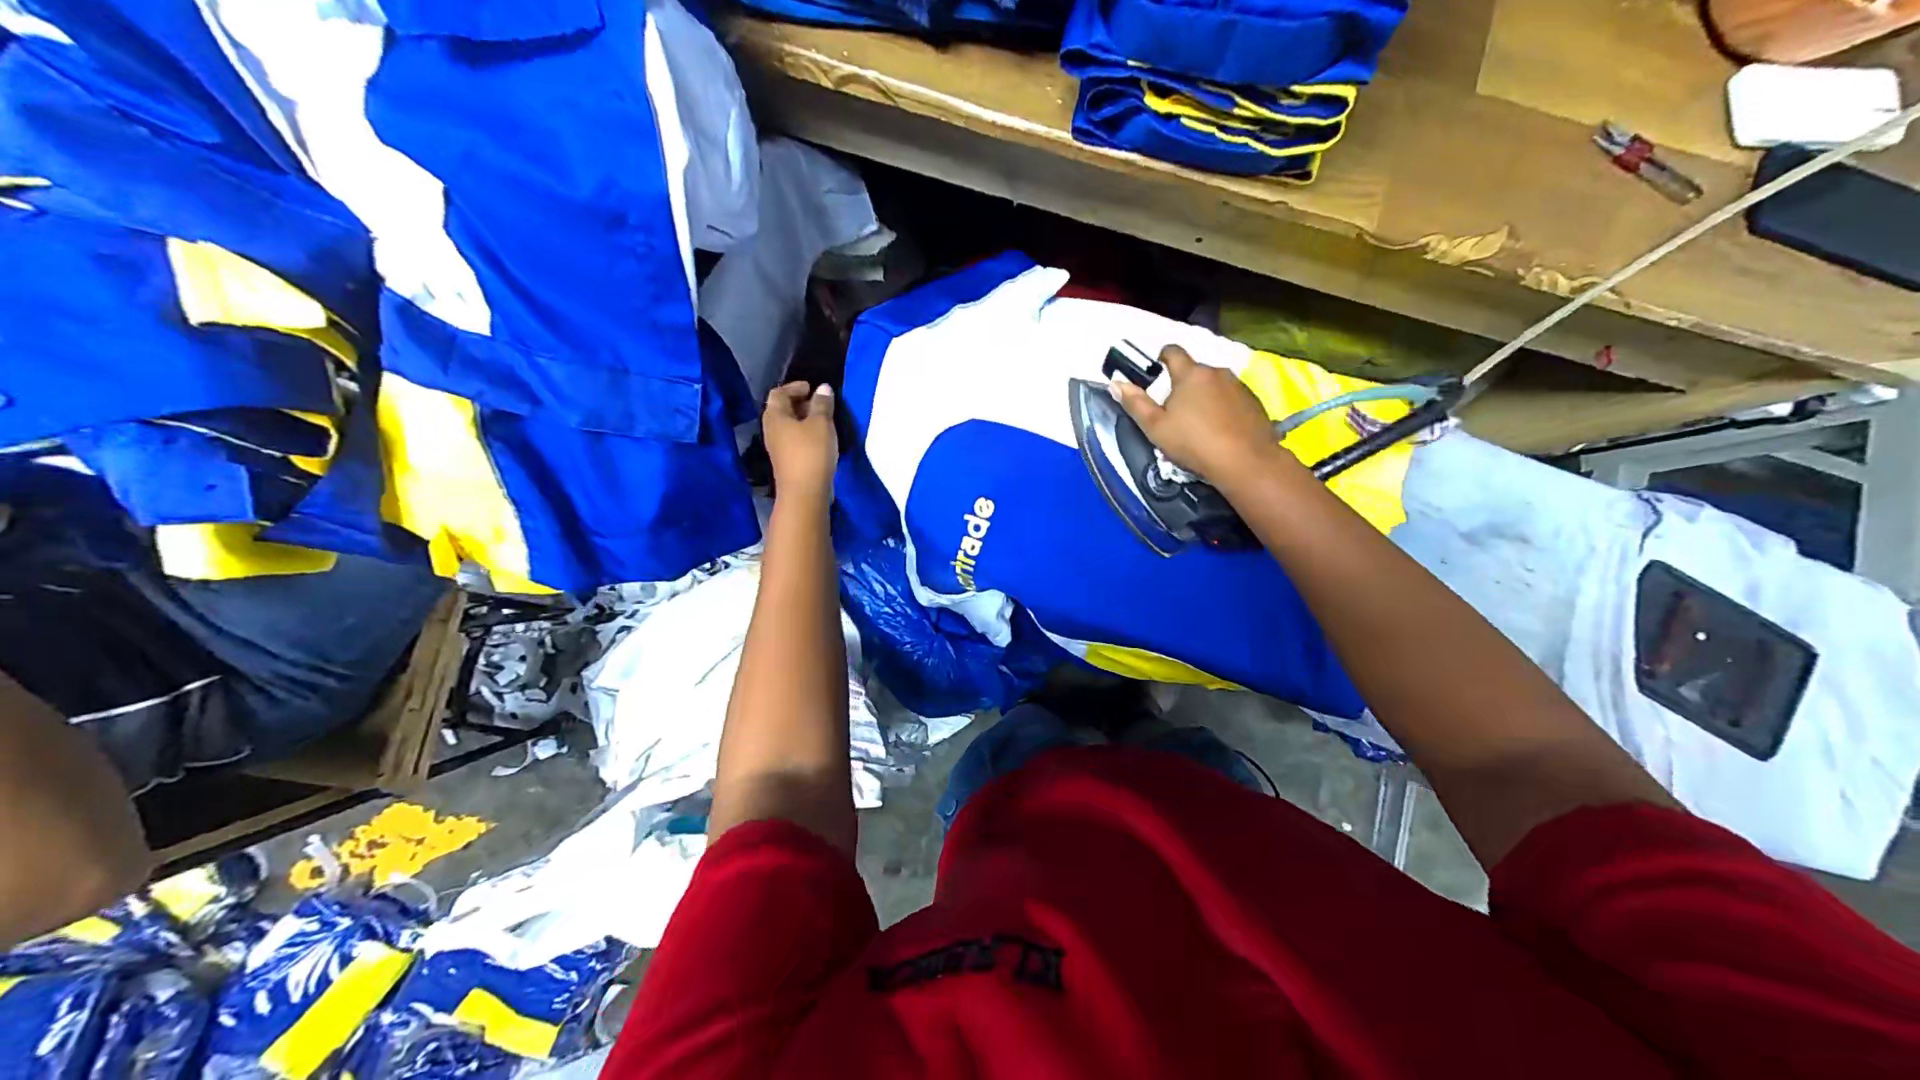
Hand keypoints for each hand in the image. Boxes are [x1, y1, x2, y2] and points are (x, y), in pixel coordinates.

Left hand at [764, 381, 837, 502]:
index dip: (795, 387)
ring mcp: (777, 448)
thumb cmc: (811, 452)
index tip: (813, 388)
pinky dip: (805, 434)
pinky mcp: (786, 461)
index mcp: (775, 416)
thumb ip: (822, 404)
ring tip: (823, 420)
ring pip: (788, 426)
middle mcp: (771, 430)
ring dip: (804, 420)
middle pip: (782, 409)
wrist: (804, 493)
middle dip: (800, 403)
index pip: (779, 393)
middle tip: (820, 403)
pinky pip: (794, 440)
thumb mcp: (821, 423)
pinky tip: (820, 439)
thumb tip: (823, 388)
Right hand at [1110, 345, 1288, 486]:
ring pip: (1215, 385)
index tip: (1157, 368)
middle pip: (1195, 371)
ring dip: (1205, 396)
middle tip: (1175, 410)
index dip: (1162, 356)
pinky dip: (1224, 408)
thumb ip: (1135, 403)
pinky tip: (1221, 430)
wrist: (1245, 462)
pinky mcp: (1254, 402)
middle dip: (1184, 384)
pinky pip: (1232, 398)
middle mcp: (1217, 372)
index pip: (1173, 352)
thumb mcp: (1156, 427)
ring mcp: (1239, 386)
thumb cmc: (1193, 443)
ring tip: (1199, 423)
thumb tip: (1115, 383)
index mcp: (1190, 374)